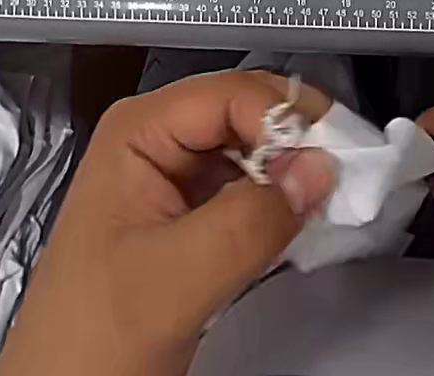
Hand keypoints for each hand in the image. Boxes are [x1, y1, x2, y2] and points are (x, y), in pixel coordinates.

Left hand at [0, 71, 337, 375]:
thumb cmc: (91, 339)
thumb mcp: (171, 281)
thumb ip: (248, 222)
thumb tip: (319, 169)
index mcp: (141, 128)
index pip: (231, 95)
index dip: (284, 120)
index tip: (330, 161)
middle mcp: (161, 135)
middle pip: (248, 109)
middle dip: (297, 136)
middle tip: (343, 173)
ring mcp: (180, 170)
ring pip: (257, 143)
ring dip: (296, 166)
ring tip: (331, 196)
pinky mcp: (197, 206)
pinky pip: (254, 180)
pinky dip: (285, 194)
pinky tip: (304, 216)